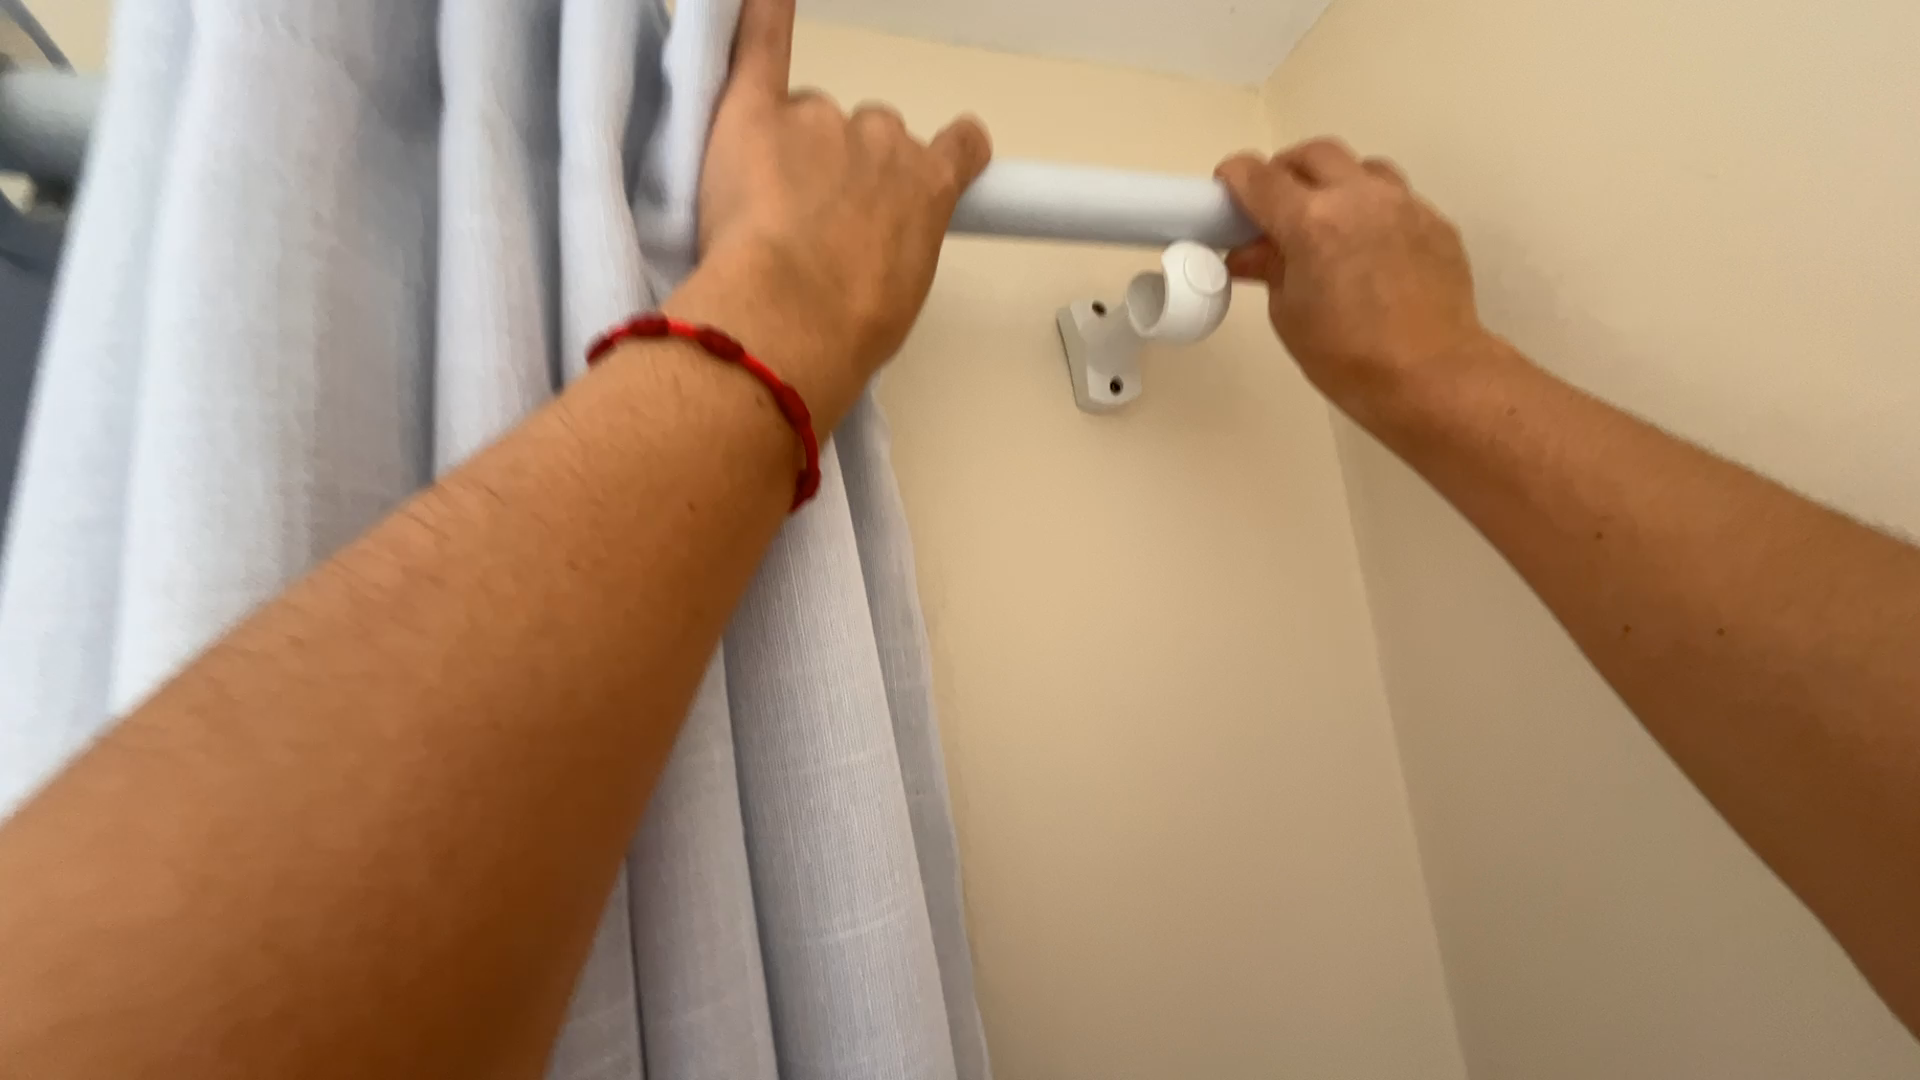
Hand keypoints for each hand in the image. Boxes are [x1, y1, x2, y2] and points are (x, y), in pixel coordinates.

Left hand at [673, 0, 991, 424]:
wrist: (796, 319)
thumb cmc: (855, 328)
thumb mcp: (901, 299)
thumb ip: (898, 252)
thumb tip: (873, 251)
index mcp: (929, 188)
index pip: (956, 147)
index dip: (945, 155)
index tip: (933, 168)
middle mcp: (883, 141)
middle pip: (873, 135)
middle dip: (850, 168)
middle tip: (820, 222)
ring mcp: (820, 122)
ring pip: (811, 119)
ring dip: (795, 152)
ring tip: (767, 211)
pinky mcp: (755, 111)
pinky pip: (760, 43)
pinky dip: (760, 17)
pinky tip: (758, 2)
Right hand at [1216, 139, 1489, 425]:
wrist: (1426, 373)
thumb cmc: (1343, 354)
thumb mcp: (1288, 312)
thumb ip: (1270, 268)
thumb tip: (1253, 252)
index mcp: (1312, 222)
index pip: (1261, 179)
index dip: (1235, 176)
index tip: (1225, 186)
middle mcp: (1359, 198)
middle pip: (1314, 154)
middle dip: (1284, 171)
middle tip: (1271, 203)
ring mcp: (1404, 204)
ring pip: (1360, 168)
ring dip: (1332, 183)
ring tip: (1322, 222)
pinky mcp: (1433, 222)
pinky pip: (1393, 199)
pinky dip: (1367, 212)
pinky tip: (1363, 250)